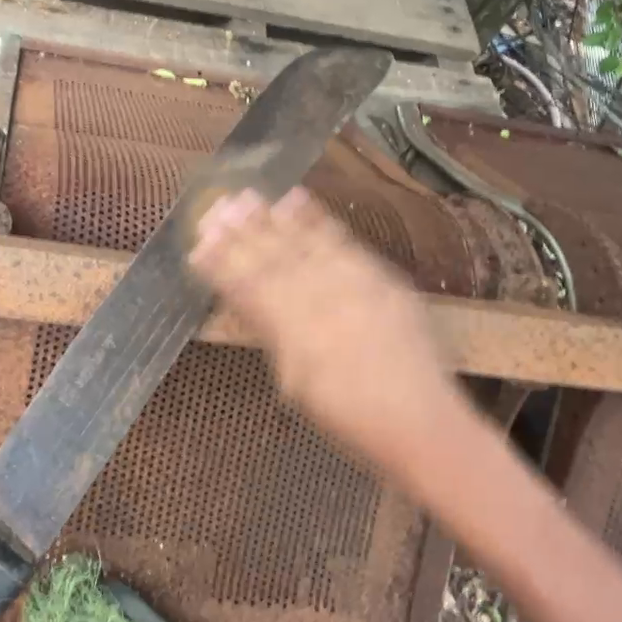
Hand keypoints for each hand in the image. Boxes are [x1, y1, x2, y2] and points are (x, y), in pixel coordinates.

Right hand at [189, 188, 455, 466]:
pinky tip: (297, 199)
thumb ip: (275, 338)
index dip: (222, 265)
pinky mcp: (382, 279)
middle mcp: (324, 303)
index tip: (198, 244)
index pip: (250, 290)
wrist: (424, 426)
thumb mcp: (299, 388)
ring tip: (245, 196)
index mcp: (297, 335)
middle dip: (241, 233)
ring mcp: (356, 287)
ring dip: (271, 219)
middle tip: (214, 206)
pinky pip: (344, 242)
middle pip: (273, 260)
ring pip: (305, 245)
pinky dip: (318, 219)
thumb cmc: (351, 421)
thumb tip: (248, 301)